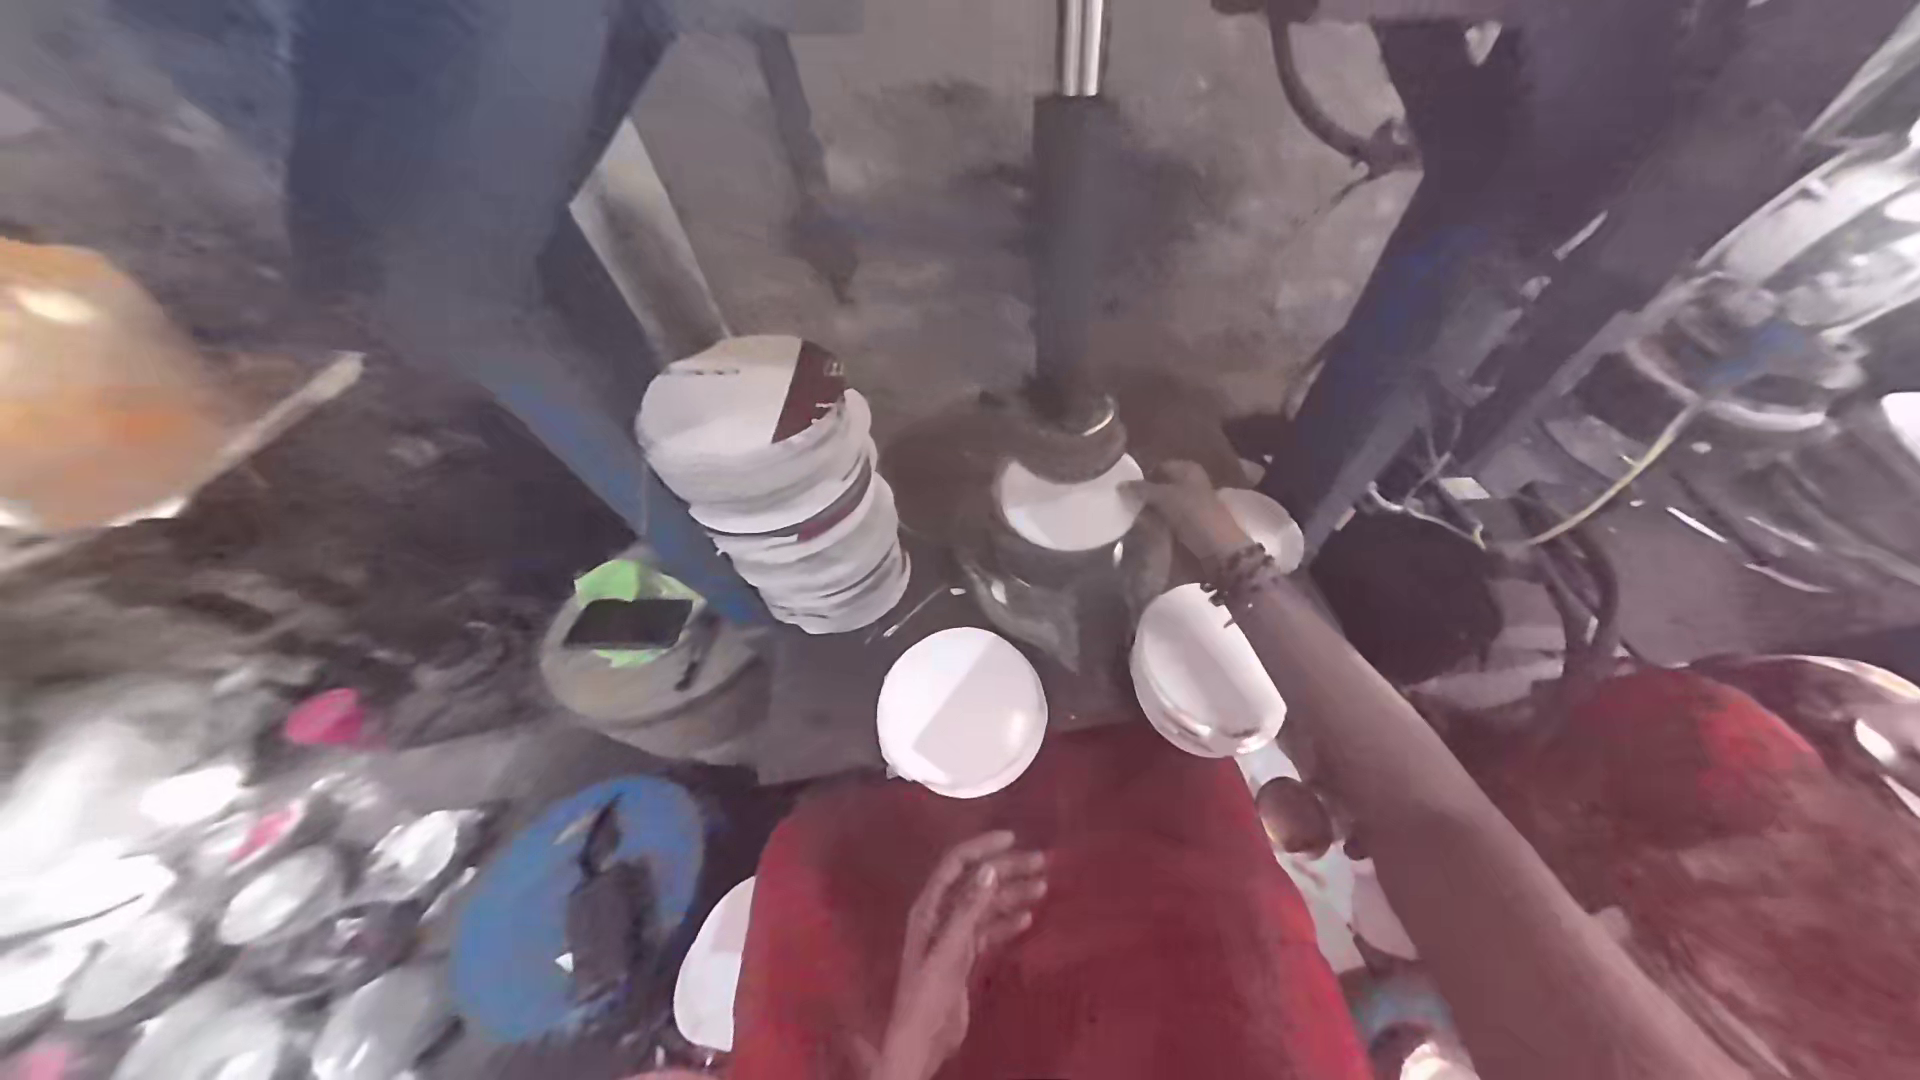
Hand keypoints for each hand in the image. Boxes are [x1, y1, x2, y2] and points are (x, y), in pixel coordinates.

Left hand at [872, 832, 1047, 1079]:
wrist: (921, 1042)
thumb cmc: (929, 993)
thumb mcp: (949, 950)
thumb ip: (968, 909)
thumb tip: (989, 869)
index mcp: (930, 906)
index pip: (957, 863)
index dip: (982, 847)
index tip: (1012, 839)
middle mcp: (942, 913)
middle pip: (976, 881)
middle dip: (1006, 869)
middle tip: (1039, 863)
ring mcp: (954, 933)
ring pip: (986, 904)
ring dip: (1012, 894)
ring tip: (1041, 888)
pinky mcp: (964, 955)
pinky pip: (988, 929)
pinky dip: (1006, 922)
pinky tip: (1026, 919)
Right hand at [1121, 460, 1254, 564]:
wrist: (1219, 552)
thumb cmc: (1195, 516)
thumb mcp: (1165, 497)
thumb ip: (1141, 489)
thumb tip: (1119, 485)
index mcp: (1188, 470)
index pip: (1158, 467)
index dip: (1143, 476)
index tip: (1124, 489)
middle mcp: (1189, 485)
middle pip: (1158, 487)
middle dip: (1142, 496)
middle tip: (1122, 505)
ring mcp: (1189, 507)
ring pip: (1160, 506)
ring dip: (1146, 513)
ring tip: (1128, 520)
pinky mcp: (1187, 527)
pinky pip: (1163, 523)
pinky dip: (1153, 527)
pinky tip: (1141, 532)